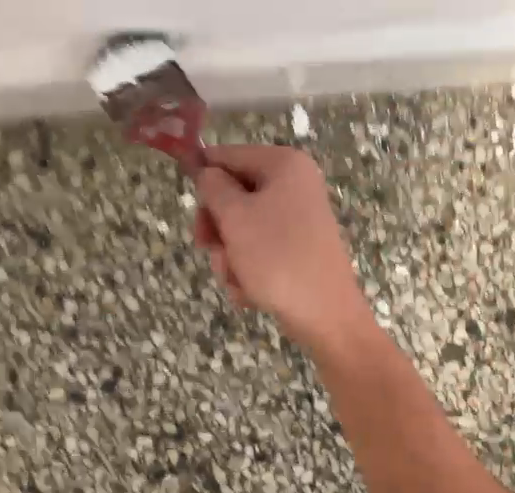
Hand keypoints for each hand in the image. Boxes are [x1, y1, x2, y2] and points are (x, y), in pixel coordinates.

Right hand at [194, 145, 374, 351]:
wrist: (325, 315)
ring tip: (235, 279)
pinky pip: (261, 256)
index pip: (228, 156)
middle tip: (207, 249)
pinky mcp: (298, 255)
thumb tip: (207, 172)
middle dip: (218, 230)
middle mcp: (296, 188)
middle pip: (234, 198)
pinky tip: (250, 294)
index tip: (189, 206)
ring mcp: (299, 224)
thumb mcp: (235, 217)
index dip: (203, 179)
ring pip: (244, 233)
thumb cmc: (277, 259)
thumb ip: (213, 187)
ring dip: (230, 258)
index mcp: (284, 165)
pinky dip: (249, 274)